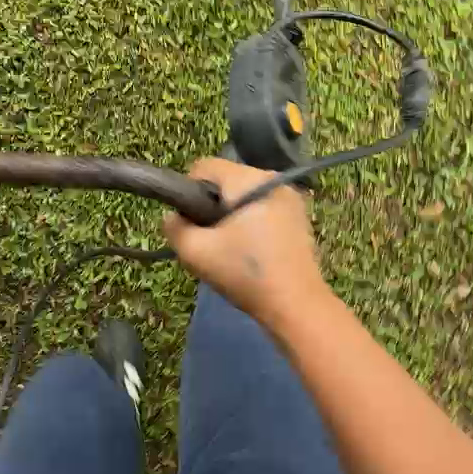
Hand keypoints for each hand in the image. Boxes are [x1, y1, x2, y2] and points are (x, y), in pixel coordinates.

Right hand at [163, 157, 332, 333]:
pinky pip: (262, 208)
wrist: (297, 306)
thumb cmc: (245, 274)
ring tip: (232, 249)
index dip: (189, 193)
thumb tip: (173, 216)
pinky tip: (252, 250)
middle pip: (225, 181)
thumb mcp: (196, 253)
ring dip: (231, 216)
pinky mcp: (299, 216)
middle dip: (212, 206)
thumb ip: (174, 227)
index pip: (204, 167)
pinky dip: (251, 223)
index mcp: (249, 179)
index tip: (193, 224)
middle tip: (211, 241)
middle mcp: (273, 179)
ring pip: (244, 196)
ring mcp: (290, 197)